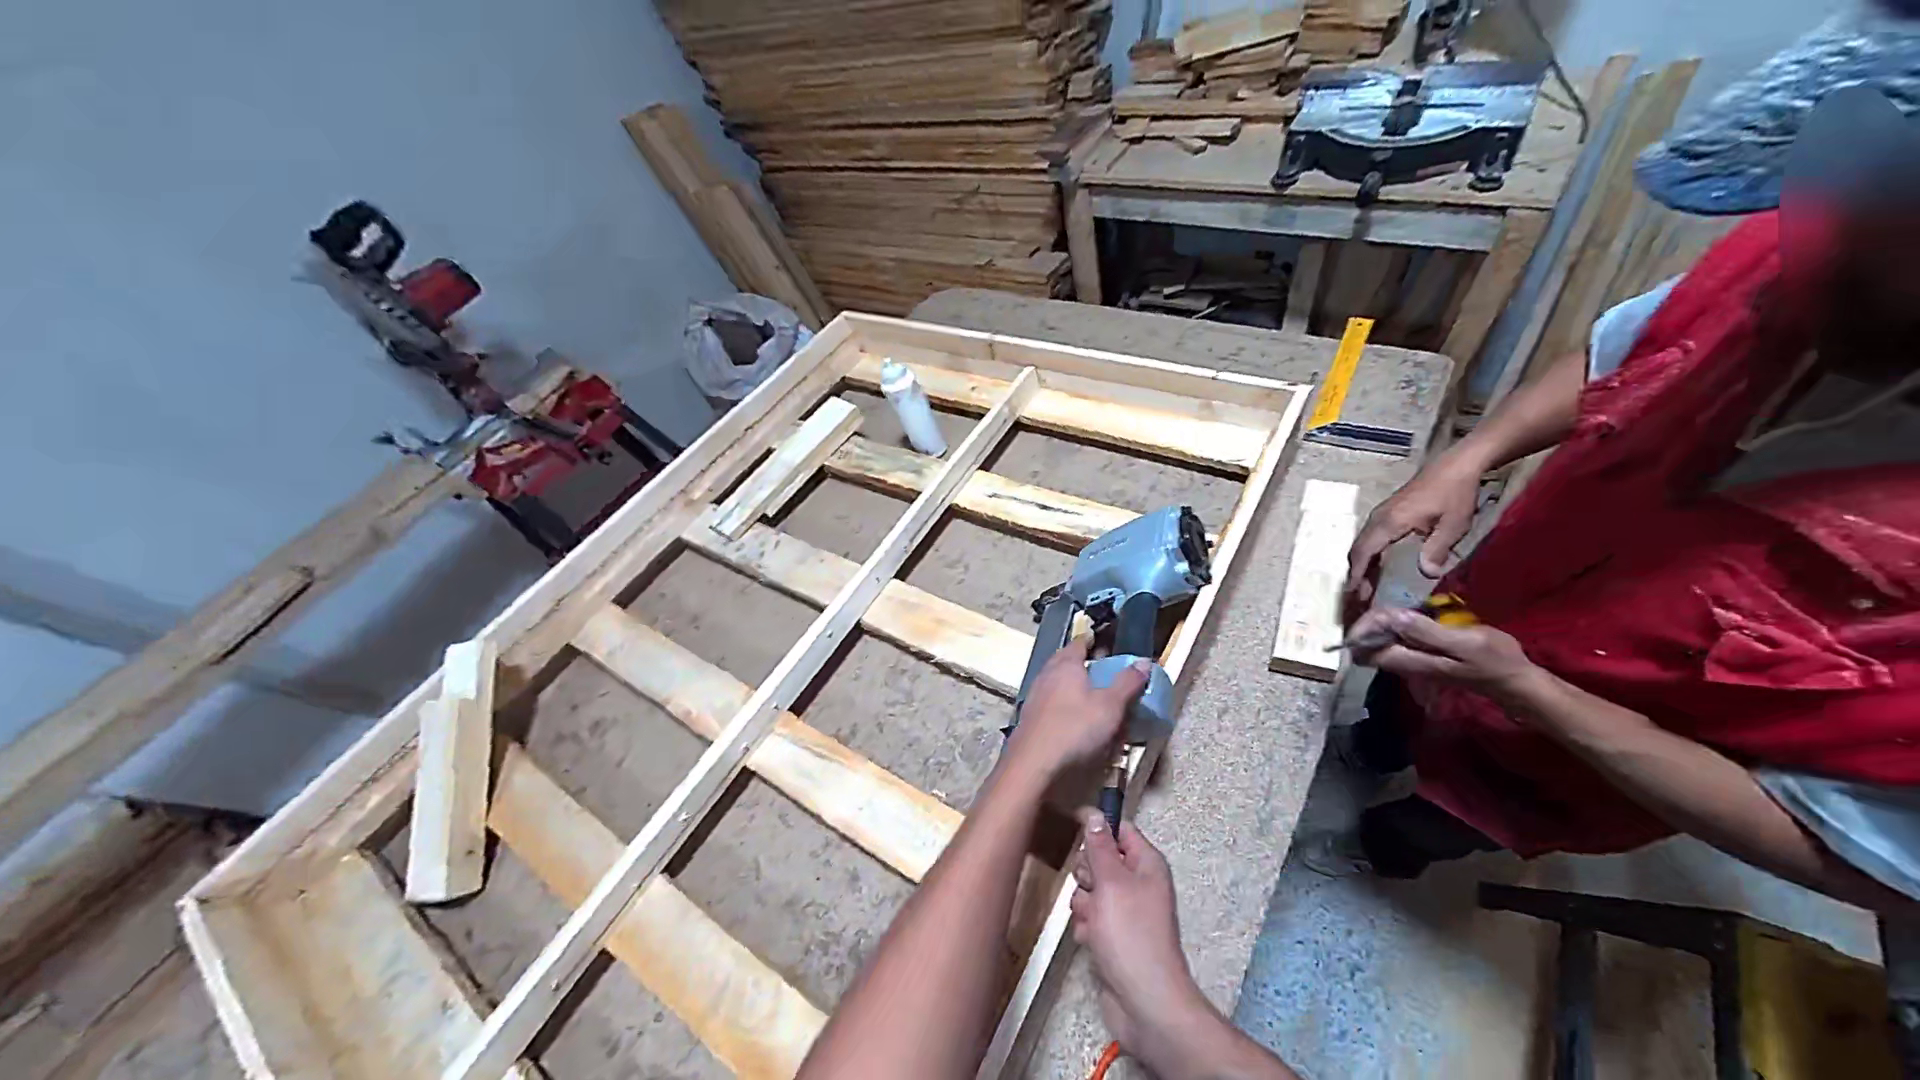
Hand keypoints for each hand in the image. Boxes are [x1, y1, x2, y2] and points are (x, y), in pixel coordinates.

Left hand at [1005, 636, 1147, 780]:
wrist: (1033, 764)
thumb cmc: (1074, 728)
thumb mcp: (1111, 705)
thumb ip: (1128, 682)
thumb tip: (1143, 661)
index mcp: (1065, 664)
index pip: (1080, 642)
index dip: (1094, 641)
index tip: (1108, 645)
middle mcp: (1047, 675)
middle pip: (1068, 662)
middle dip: (1086, 666)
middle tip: (1106, 674)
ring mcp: (1036, 696)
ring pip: (1059, 684)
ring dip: (1076, 689)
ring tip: (1096, 700)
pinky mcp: (1031, 718)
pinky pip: (1053, 705)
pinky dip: (1067, 708)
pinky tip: (1078, 724)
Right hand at [1069, 814, 1212, 1072]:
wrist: (1145, 1003)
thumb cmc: (1131, 936)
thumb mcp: (1111, 882)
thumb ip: (1099, 846)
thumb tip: (1095, 815)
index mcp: (1146, 864)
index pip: (1120, 829)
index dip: (1097, 827)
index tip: (1074, 827)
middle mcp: (1138, 884)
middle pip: (1100, 859)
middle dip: (1087, 873)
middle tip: (1091, 888)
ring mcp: (1126, 912)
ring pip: (1090, 890)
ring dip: (1083, 903)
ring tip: (1092, 921)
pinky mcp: (1114, 936)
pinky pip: (1090, 917)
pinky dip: (1086, 926)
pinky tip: (1090, 940)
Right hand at [1344, 457, 1481, 605]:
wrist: (1456, 465)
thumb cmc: (1456, 493)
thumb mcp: (1453, 525)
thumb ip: (1437, 550)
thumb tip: (1427, 575)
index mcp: (1390, 522)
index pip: (1365, 552)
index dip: (1357, 574)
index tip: (1354, 594)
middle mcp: (1378, 518)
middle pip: (1357, 550)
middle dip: (1356, 574)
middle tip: (1360, 596)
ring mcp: (1380, 514)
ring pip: (1361, 544)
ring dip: (1361, 565)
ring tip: (1366, 585)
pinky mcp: (1386, 513)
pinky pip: (1369, 538)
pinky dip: (1368, 555)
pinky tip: (1377, 565)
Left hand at [1349, 609, 1536, 696]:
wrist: (1514, 679)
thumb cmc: (1494, 660)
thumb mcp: (1465, 643)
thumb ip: (1427, 632)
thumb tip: (1393, 618)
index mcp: (1408, 662)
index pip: (1363, 649)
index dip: (1364, 627)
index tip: (1382, 609)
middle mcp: (1402, 663)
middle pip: (1366, 643)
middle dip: (1371, 621)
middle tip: (1391, 604)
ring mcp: (1411, 659)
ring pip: (1380, 639)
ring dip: (1384, 621)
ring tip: (1400, 606)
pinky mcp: (1421, 653)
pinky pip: (1396, 637)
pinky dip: (1397, 623)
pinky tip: (1412, 613)